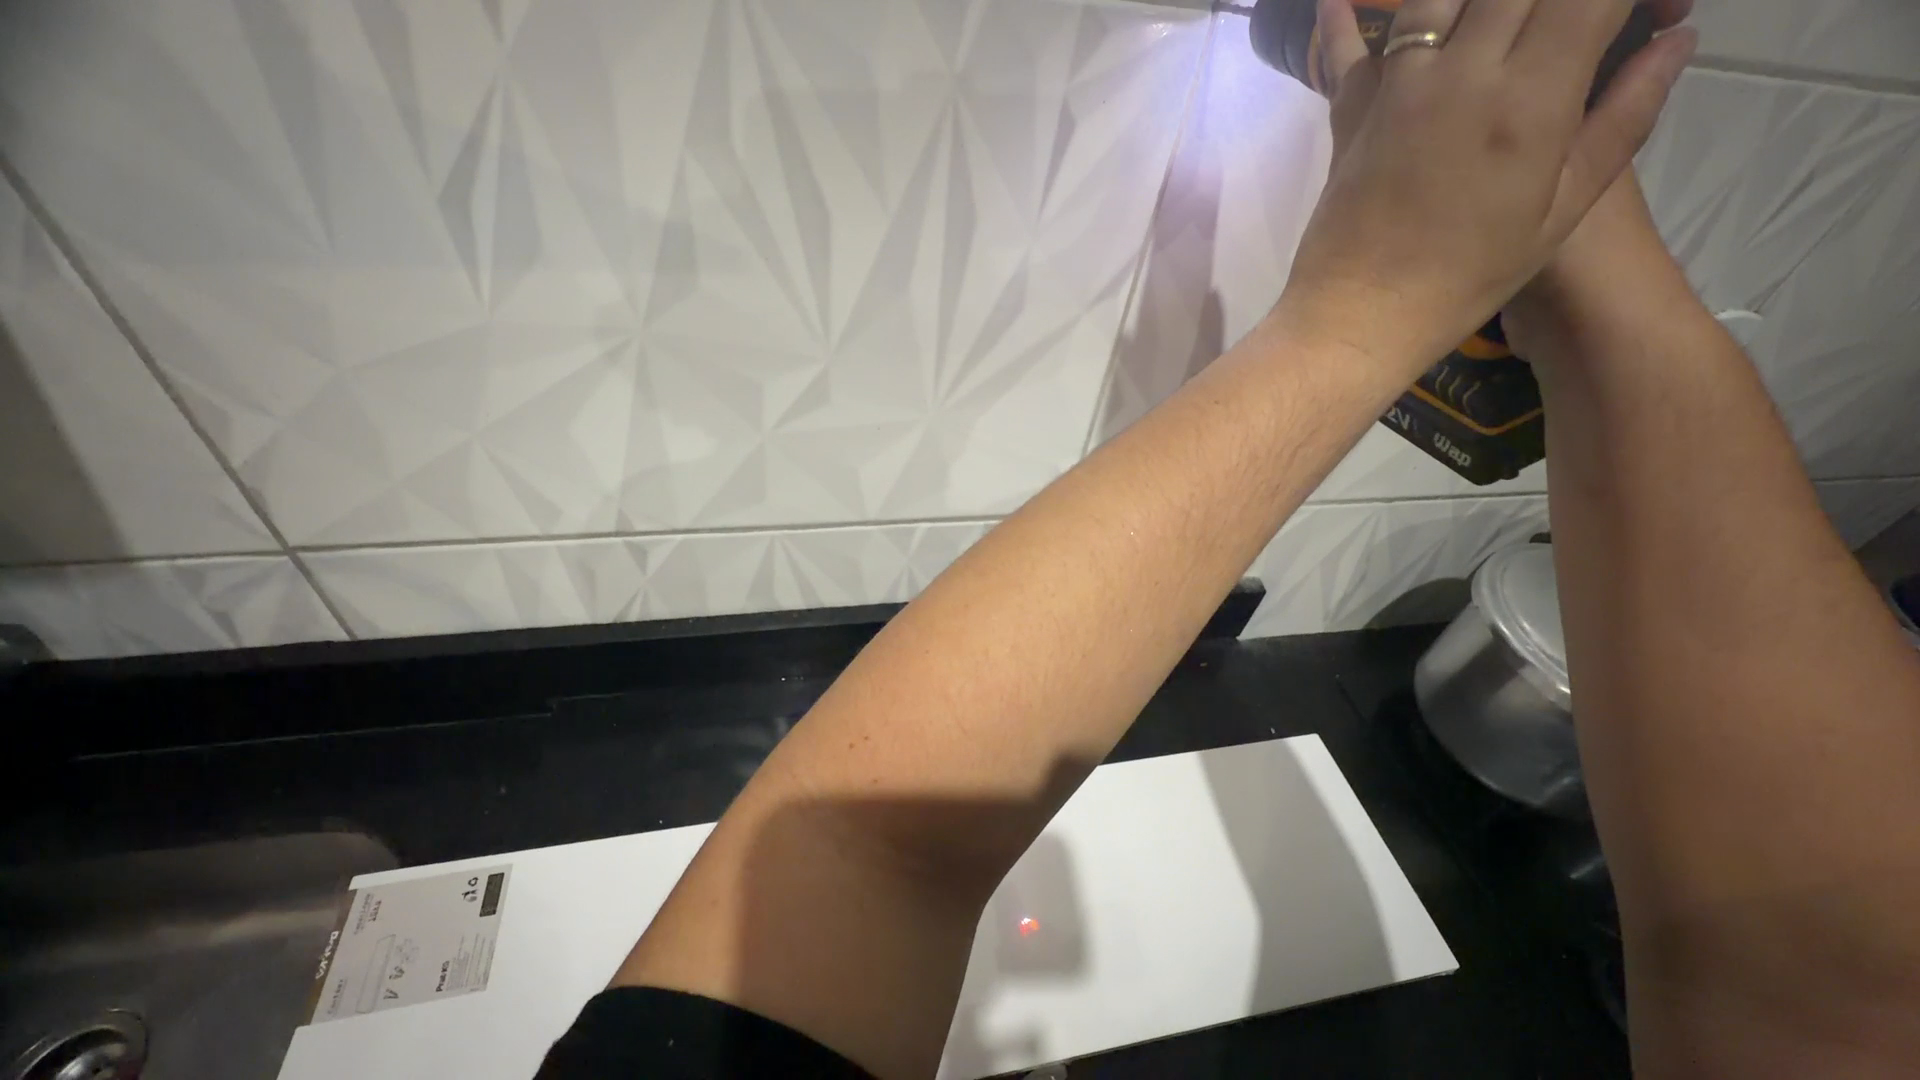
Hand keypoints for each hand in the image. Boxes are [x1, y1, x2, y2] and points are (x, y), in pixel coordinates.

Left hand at [1273, 0, 1696, 374]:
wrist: (1356, 318)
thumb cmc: (1464, 280)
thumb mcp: (1560, 212)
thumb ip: (1622, 120)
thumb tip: (1677, 42)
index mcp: (1530, 97)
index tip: (1644, 9)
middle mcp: (1462, 71)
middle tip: (1572, 24)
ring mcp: (1397, 87)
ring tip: (1499, 20)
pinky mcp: (1347, 113)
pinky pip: (1346, 47)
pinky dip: (1345, 20)